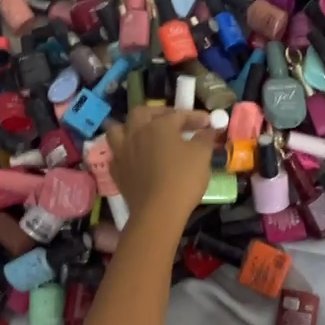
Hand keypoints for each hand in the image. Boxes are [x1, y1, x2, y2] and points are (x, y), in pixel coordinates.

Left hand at [105, 106, 214, 233]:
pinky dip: (125, 152)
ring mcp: (123, 151)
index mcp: (158, 126)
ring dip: (131, 128)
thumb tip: (208, 129)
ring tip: (143, 133)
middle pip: (142, 113)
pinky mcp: (116, 171)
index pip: (178, 115)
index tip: (208, 122)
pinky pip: (117, 154)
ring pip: (119, 130)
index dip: (195, 117)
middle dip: (158, 113)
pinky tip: (134, 158)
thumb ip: (205, 138)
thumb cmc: (183, 179)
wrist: (158, 211)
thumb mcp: (202, 155)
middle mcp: (136, 133)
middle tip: (173, 121)